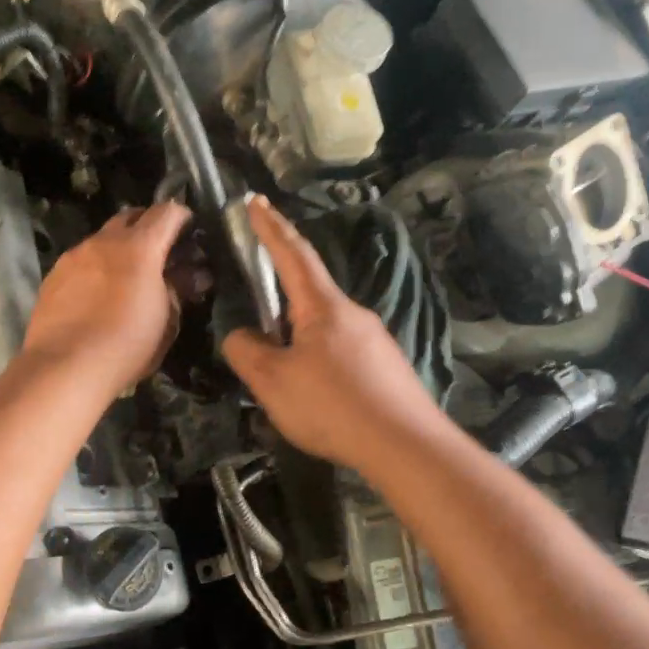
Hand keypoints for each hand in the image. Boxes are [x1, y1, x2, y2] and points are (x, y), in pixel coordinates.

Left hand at [22, 202, 191, 397]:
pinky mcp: (52, 276)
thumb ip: (175, 291)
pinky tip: (95, 296)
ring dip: (117, 249)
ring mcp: (73, 256)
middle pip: (130, 217)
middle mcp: (103, 242)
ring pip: (101, 239)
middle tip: (158, 251)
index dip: (181, 218)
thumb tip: (184, 278)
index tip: (188, 231)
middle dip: (147, 227)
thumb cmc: (126, 345)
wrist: (65, 367)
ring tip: (125, 277)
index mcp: (139, 247)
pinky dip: (94, 269)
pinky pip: (80, 261)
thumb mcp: (166, 321)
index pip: (166, 212)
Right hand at [222, 196, 441, 468]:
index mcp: (323, 307)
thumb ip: (246, 351)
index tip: (254, 201)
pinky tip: (311, 389)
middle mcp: (352, 314)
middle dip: (280, 286)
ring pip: (323, 325)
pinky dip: (316, 356)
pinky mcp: (384, 368)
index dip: (270, 227)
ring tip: (277, 364)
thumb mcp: (272, 381)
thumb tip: (242, 336)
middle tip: (256, 295)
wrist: (407, 447)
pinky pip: (339, 350)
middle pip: (309, 290)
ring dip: (296, 332)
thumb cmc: (333, 406)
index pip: (293, 254)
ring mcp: (373, 340)